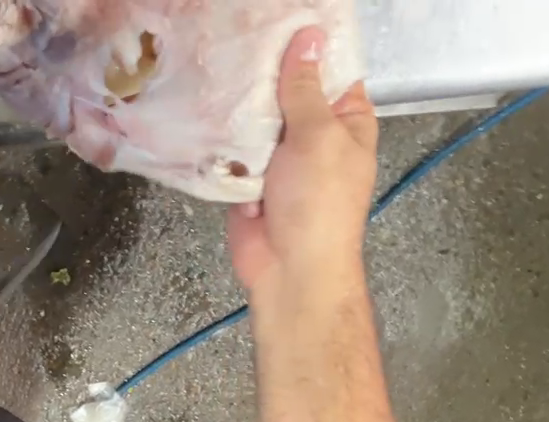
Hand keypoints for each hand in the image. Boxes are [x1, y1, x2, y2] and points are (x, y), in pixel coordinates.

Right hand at [227, 27, 378, 299]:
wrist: (288, 269)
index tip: (280, 21)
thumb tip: (308, 37)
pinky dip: (221, 146)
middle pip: (286, 96)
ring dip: (238, 112)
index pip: (330, 71)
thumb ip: (305, 89)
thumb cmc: (319, 204)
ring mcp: (277, 163)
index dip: (309, 47)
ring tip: (213, 73)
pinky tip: (202, 118)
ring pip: (254, 126)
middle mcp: (311, 138)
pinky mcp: (246, 185)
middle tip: (235, 41)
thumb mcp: (318, 135)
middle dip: (264, 78)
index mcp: (345, 121)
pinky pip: (232, 157)